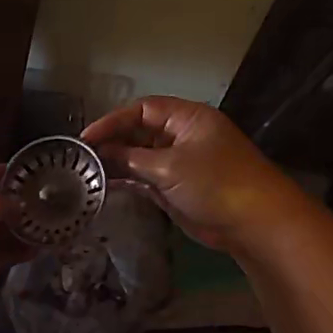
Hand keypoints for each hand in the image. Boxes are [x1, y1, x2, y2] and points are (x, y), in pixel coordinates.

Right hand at [82, 96, 311, 251]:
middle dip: (113, 143)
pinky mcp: (178, 189)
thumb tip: (104, 152)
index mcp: (187, 119)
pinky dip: (129, 181)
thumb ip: (132, 158)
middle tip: (82, 157)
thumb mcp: (170, 167)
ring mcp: (181, 164)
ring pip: (142, 158)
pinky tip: (107, 185)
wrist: (251, 223)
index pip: (142, 110)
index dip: (113, 121)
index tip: (87, 137)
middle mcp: (182, 137)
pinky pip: (147, 179)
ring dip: (118, 164)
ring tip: (87, 172)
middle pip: (140, 133)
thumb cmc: (215, 184)